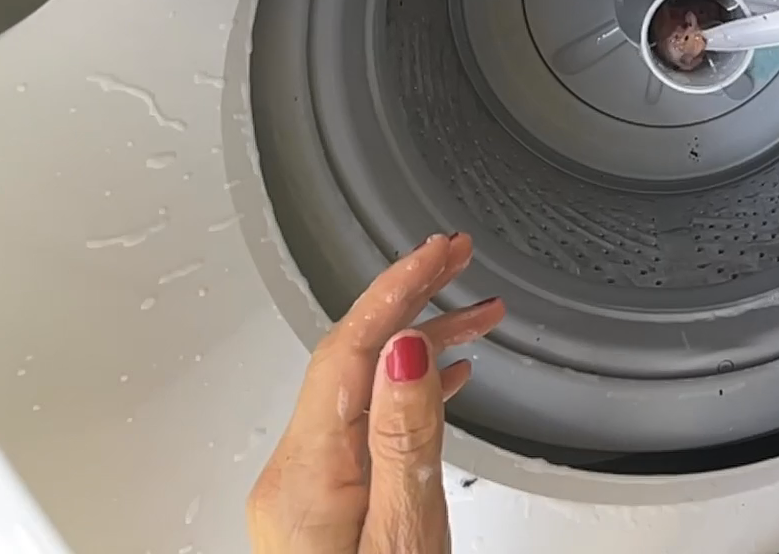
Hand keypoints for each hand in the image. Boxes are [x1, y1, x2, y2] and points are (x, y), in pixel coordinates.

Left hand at [247, 234, 505, 553]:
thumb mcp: (406, 529)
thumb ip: (405, 435)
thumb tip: (406, 350)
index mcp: (311, 472)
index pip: (351, 349)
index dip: (396, 289)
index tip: (438, 252)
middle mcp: (298, 469)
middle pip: (353, 354)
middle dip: (409, 294)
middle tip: (455, 254)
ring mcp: (310, 481)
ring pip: (367, 380)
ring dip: (424, 334)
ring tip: (481, 310)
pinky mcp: (329, 493)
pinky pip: (371, 410)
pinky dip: (417, 376)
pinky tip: (450, 371)